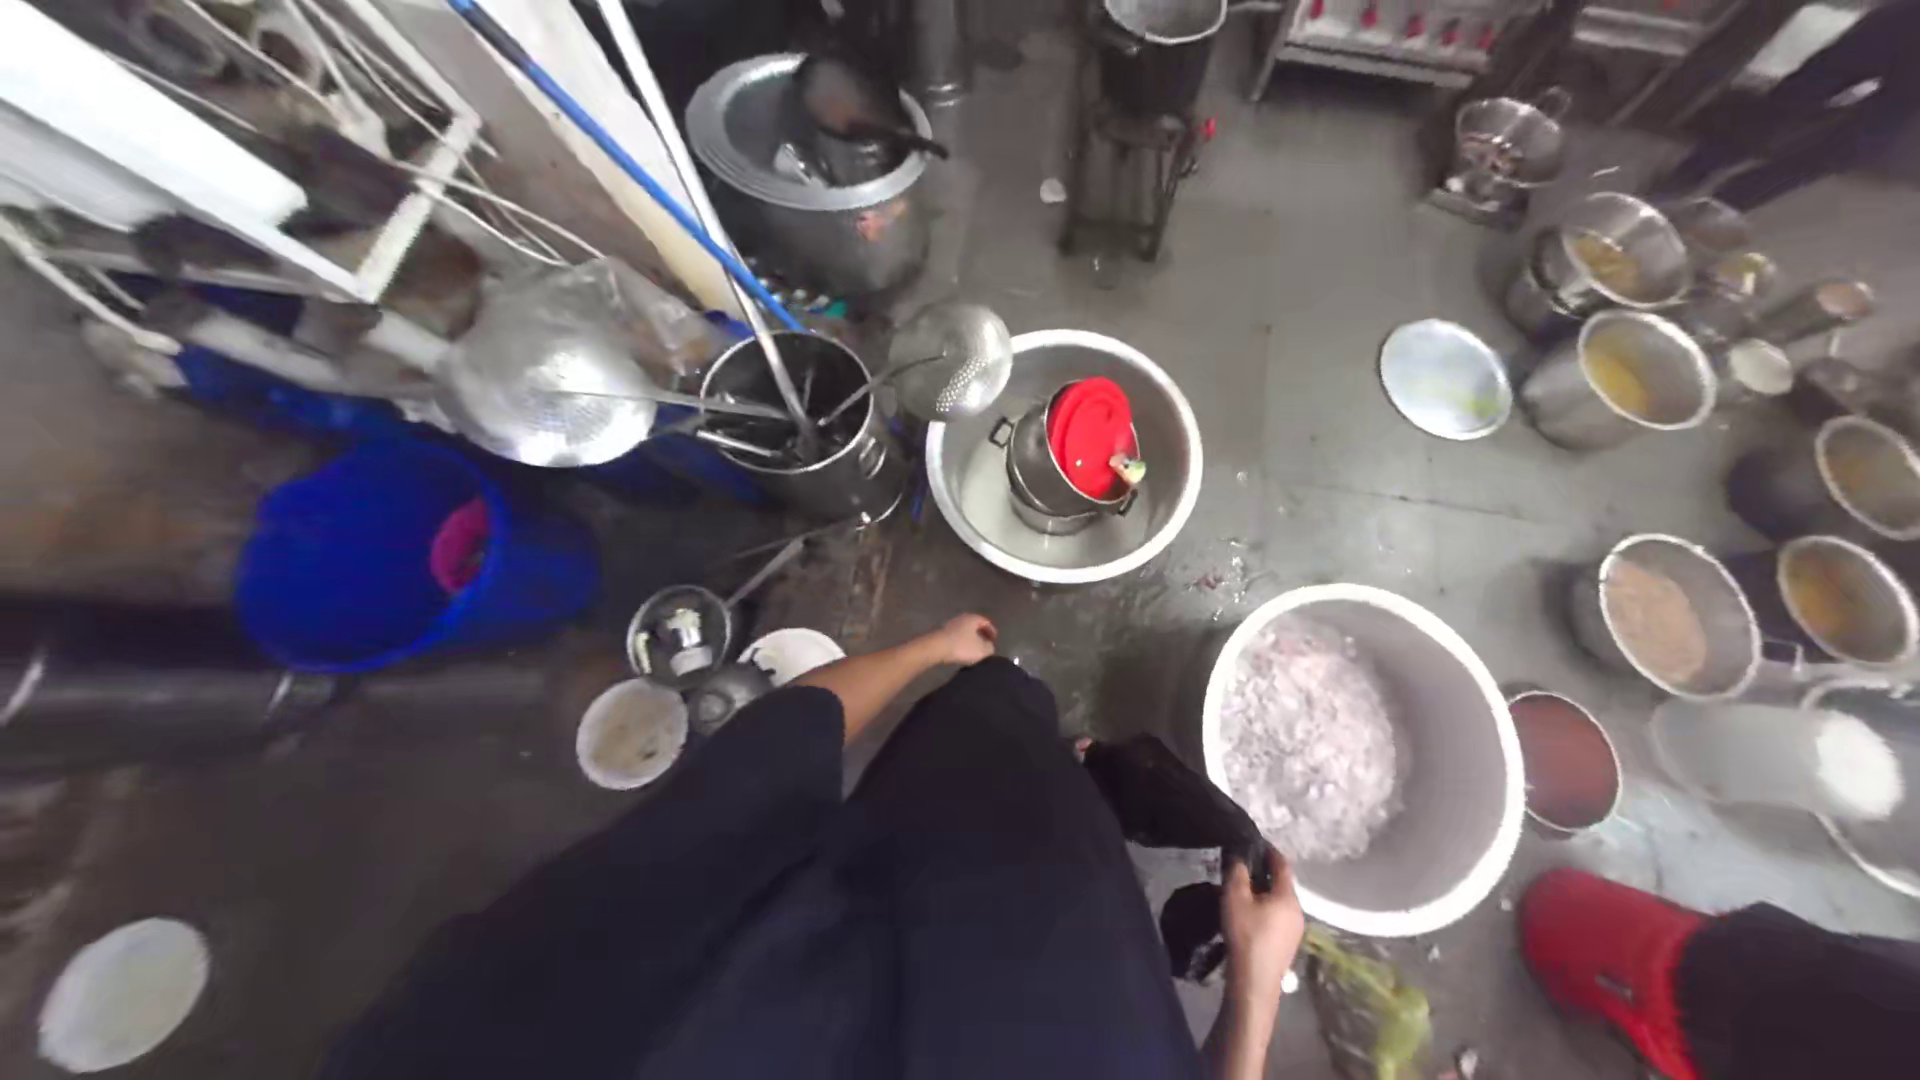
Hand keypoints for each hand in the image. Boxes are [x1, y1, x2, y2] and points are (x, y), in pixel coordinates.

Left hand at [929, 614, 996, 665]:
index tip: (995, 640)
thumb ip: (990, 648)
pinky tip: (961, 651)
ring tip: (974, 649)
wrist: (936, 647)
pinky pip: (956, 636)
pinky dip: (961, 642)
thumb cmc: (962, 646)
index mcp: (973, 618)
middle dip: (981, 634)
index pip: (986, 622)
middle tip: (986, 643)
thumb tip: (989, 646)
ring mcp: (950, 624)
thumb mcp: (982, 650)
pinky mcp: (942, 633)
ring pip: (965, 631)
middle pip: (975, 625)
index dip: (992, 631)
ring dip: (970, 638)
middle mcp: (962, 618)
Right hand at [1221, 849, 1304, 1007]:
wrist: (1254, 979)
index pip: (1283, 866)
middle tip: (1243, 864)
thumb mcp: (1235, 896)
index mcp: (1288, 898)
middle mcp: (1298, 912)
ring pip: (1280, 901)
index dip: (1270, 851)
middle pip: (1282, 884)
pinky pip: (1278, 915)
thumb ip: (1238, 871)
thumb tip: (1240, 857)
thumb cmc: (1246, 933)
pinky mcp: (1288, 943)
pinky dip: (1266, 906)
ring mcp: (1295, 930)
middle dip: (1264, 872)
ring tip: (1243, 886)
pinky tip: (1250, 910)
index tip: (1255, 841)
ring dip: (1264, 890)